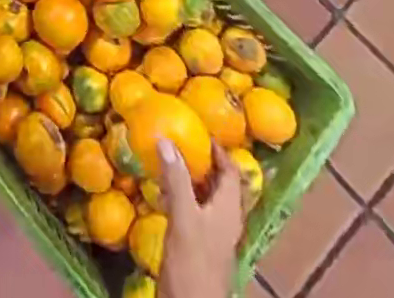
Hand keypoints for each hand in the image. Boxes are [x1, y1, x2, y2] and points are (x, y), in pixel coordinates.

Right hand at [157, 140, 243, 297]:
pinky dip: (182, 197)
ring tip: (169, 160)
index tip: (200, 130)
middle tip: (181, 140)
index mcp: (228, 209)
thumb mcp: (184, 217)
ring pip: (206, 198)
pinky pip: (193, 212)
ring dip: (191, 178)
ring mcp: (212, 234)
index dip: (219, 150)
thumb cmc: (193, 262)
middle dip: (203, 161)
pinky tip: (163, 193)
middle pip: (219, 183)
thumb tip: (166, 139)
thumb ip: (176, 180)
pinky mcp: (198, 246)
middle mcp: (224, 219)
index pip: (230, 171)